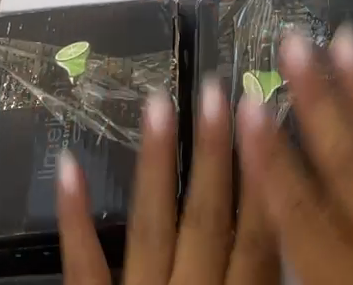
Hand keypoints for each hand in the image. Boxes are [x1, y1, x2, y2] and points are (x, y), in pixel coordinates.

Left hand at [57, 79, 278, 284]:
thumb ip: (263, 282)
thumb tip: (282, 223)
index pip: (257, 239)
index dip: (264, 175)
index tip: (267, 114)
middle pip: (205, 218)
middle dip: (211, 151)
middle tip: (215, 88)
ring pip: (150, 225)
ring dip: (155, 161)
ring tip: (157, 101)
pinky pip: (83, 262)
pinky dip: (75, 214)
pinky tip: (70, 163)